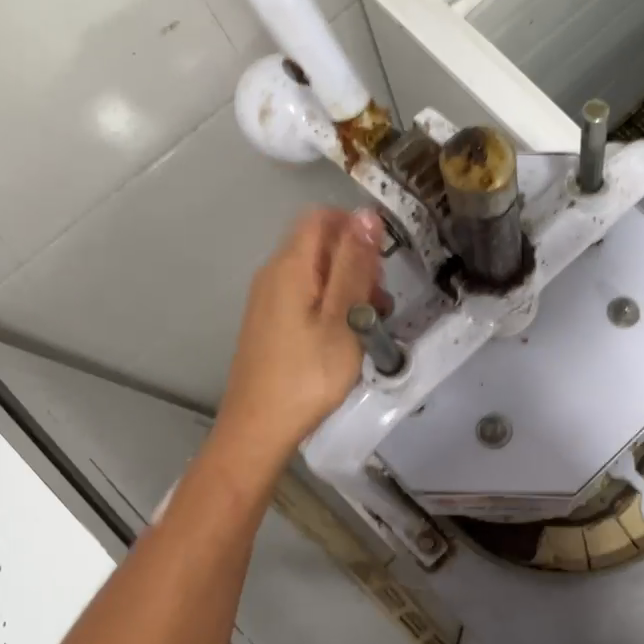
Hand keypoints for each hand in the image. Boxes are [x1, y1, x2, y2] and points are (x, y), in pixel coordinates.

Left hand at [213, 208, 386, 459]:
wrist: (259, 427)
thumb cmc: (308, 374)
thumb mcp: (343, 318)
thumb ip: (355, 265)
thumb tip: (367, 215)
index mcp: (290, 267)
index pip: (321, 218)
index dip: (356, 226)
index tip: (383, 260)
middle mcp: (273, 274)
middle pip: (319, 244)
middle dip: (357, 262)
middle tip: (381, 301)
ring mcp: (268, 300)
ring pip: (316, 273)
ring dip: (349, 288)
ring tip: (371, 324)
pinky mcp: (271, 323)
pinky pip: (306, 296)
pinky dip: (332, 306)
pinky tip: (347, 337)